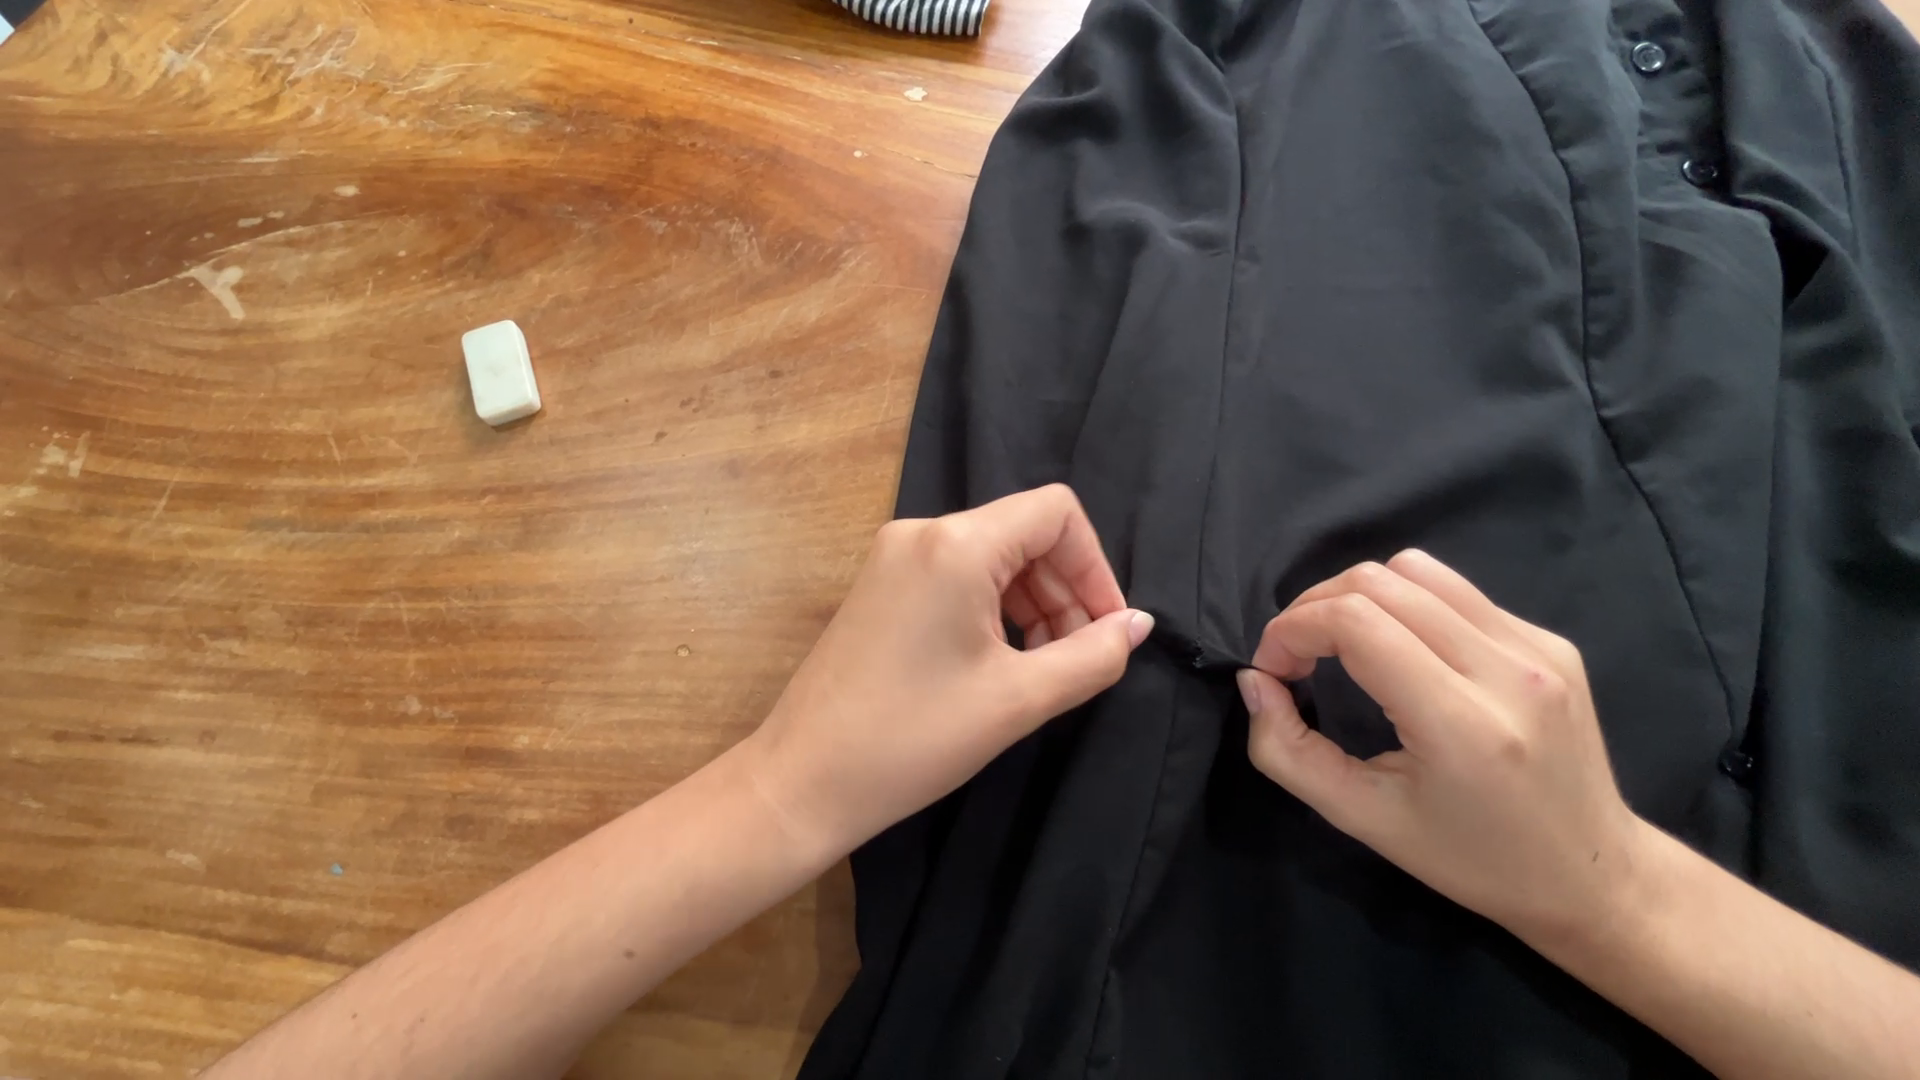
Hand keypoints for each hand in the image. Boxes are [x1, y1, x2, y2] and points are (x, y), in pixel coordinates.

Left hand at [742, 484, 1153, 860]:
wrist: (802, 781)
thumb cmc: (913, 739)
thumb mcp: (1017, 699)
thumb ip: (1092, 656)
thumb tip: (1138, 625)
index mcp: (955, 544)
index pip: (1055, 513)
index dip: (1095, 566)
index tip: (1107, 629)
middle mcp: (922, 532)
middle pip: (1024, 534)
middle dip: (1066, 591)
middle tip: (1079, 658)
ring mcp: (894, 557)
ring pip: (993, 556)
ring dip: (1033, 604)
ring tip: (1045, 667)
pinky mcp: (881, 585)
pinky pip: (957, 575)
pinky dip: (993, 608)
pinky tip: (1002, 660)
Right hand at [1237, 550, 1649, 942]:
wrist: (1593, 875)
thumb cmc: (1468, 858)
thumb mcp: (1358, 818)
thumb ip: (1286, 750)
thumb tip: (1254, 681)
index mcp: (1461, 723)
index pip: (1355, 622)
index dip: (1291, 630)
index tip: (1273, 669)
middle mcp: (1507, 670)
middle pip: (1377, 582)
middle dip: (1312, 608)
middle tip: (1296, 657)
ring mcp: (1537, 647)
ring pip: (1413, 569)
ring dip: (1354, 596)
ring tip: (1339, 642)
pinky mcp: (1548, 640)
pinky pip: (1451, 589)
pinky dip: (1400, 603)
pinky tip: (1398, 648)